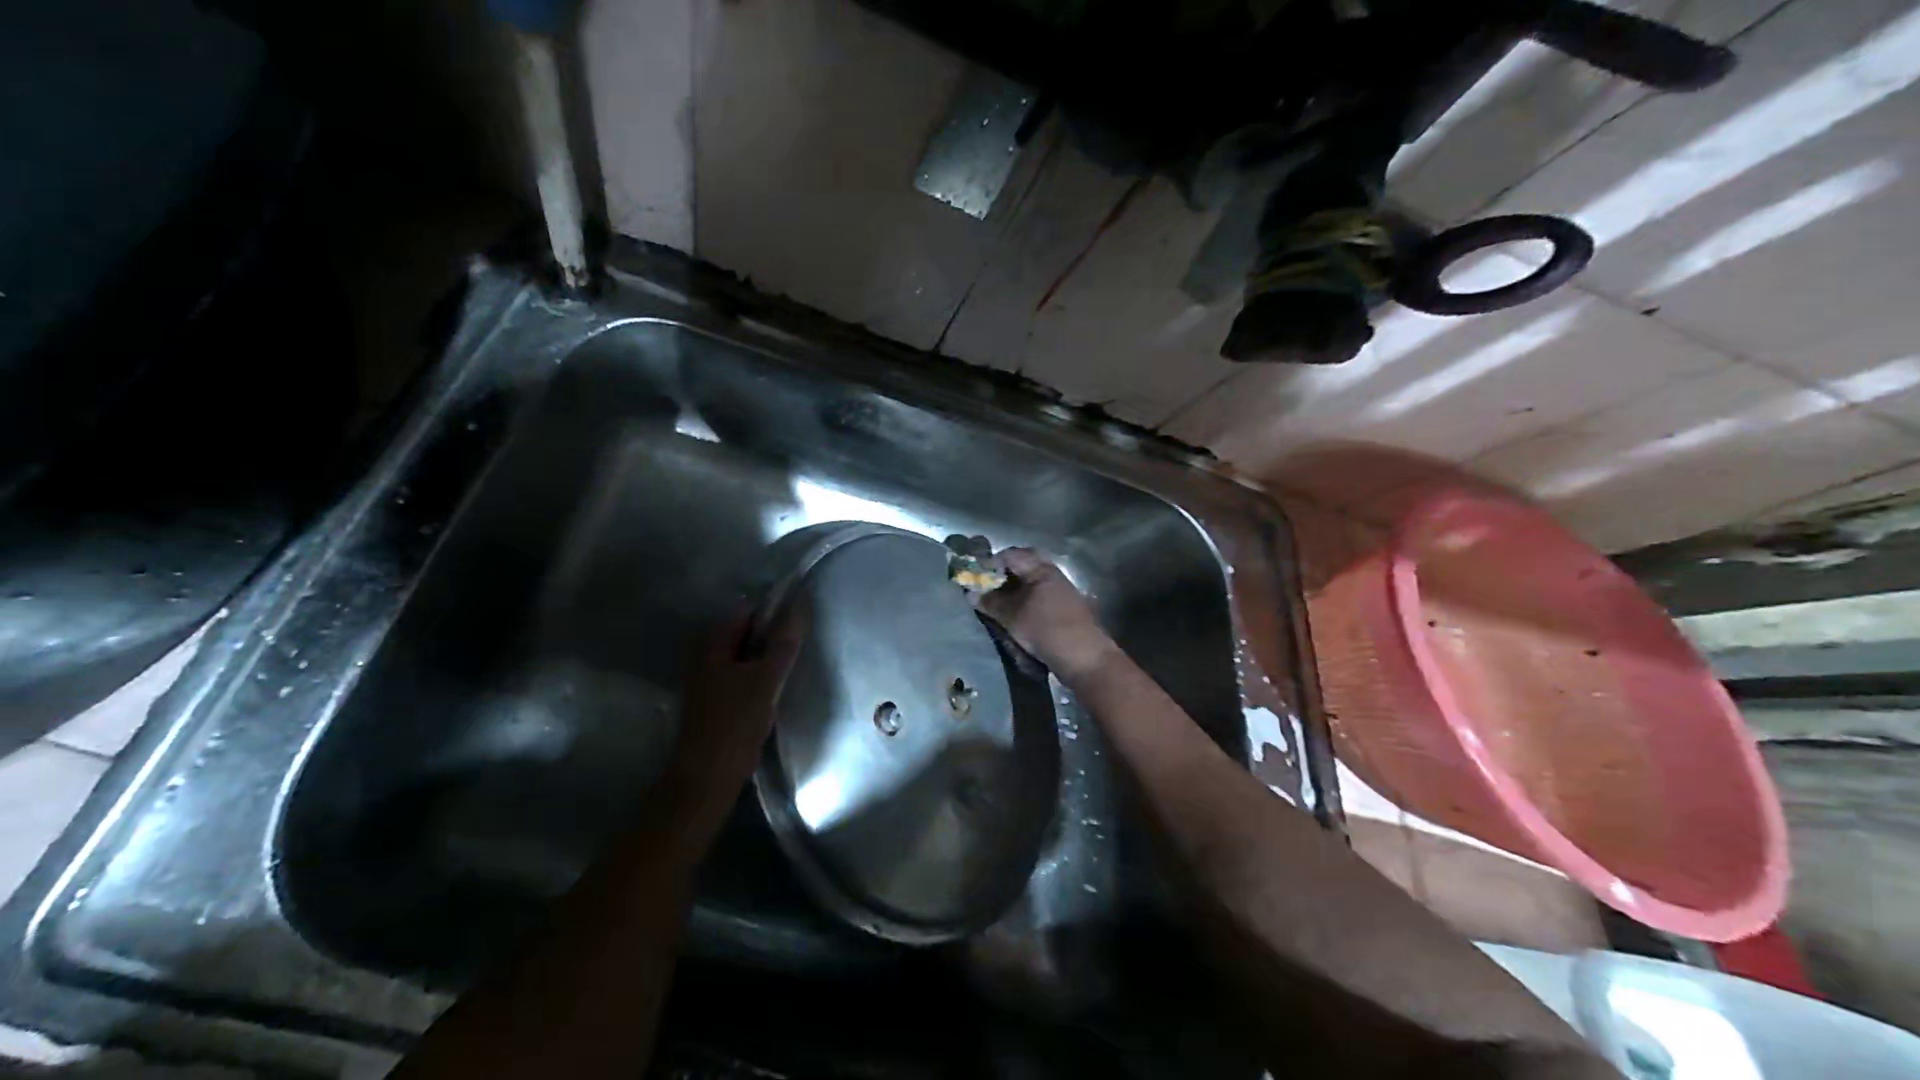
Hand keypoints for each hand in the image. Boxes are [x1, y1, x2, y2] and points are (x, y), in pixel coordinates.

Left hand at [663, 610, 803, 831]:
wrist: (708, 774)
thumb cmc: (735, 721)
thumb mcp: (766, 679)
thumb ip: (783, 644)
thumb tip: (799, 608)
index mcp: (712, 644)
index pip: (745, 610)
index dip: (773, 609)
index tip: (799, 617)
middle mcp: (706, 655)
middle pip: (744, 631)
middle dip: (771, 632)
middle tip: (800, 639)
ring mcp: (709, 677)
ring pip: (744, 654)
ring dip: (766, 654)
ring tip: (793, 659)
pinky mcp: (716, 698)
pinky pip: (742, 673)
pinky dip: (759, 672)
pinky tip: (777, 683)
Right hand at [974, 549, 1119, 680]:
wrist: (1084, 657)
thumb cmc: (1046, 629)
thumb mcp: (1013, 616)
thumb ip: (991, 602)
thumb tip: (971, 594)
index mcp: (1041, 569)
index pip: (1011, 555)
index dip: (990, 563)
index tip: (975, 579)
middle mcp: (1052, 575)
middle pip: (1022, 567)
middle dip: (1002, 576)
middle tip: (986, 590)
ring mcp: (1060, 592)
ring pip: (1030, 583)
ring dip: (1012, 590)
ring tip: (997, 605)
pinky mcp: (1063, 609)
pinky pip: (1038, 597)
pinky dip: (1023, 602)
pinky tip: (1015, 616)